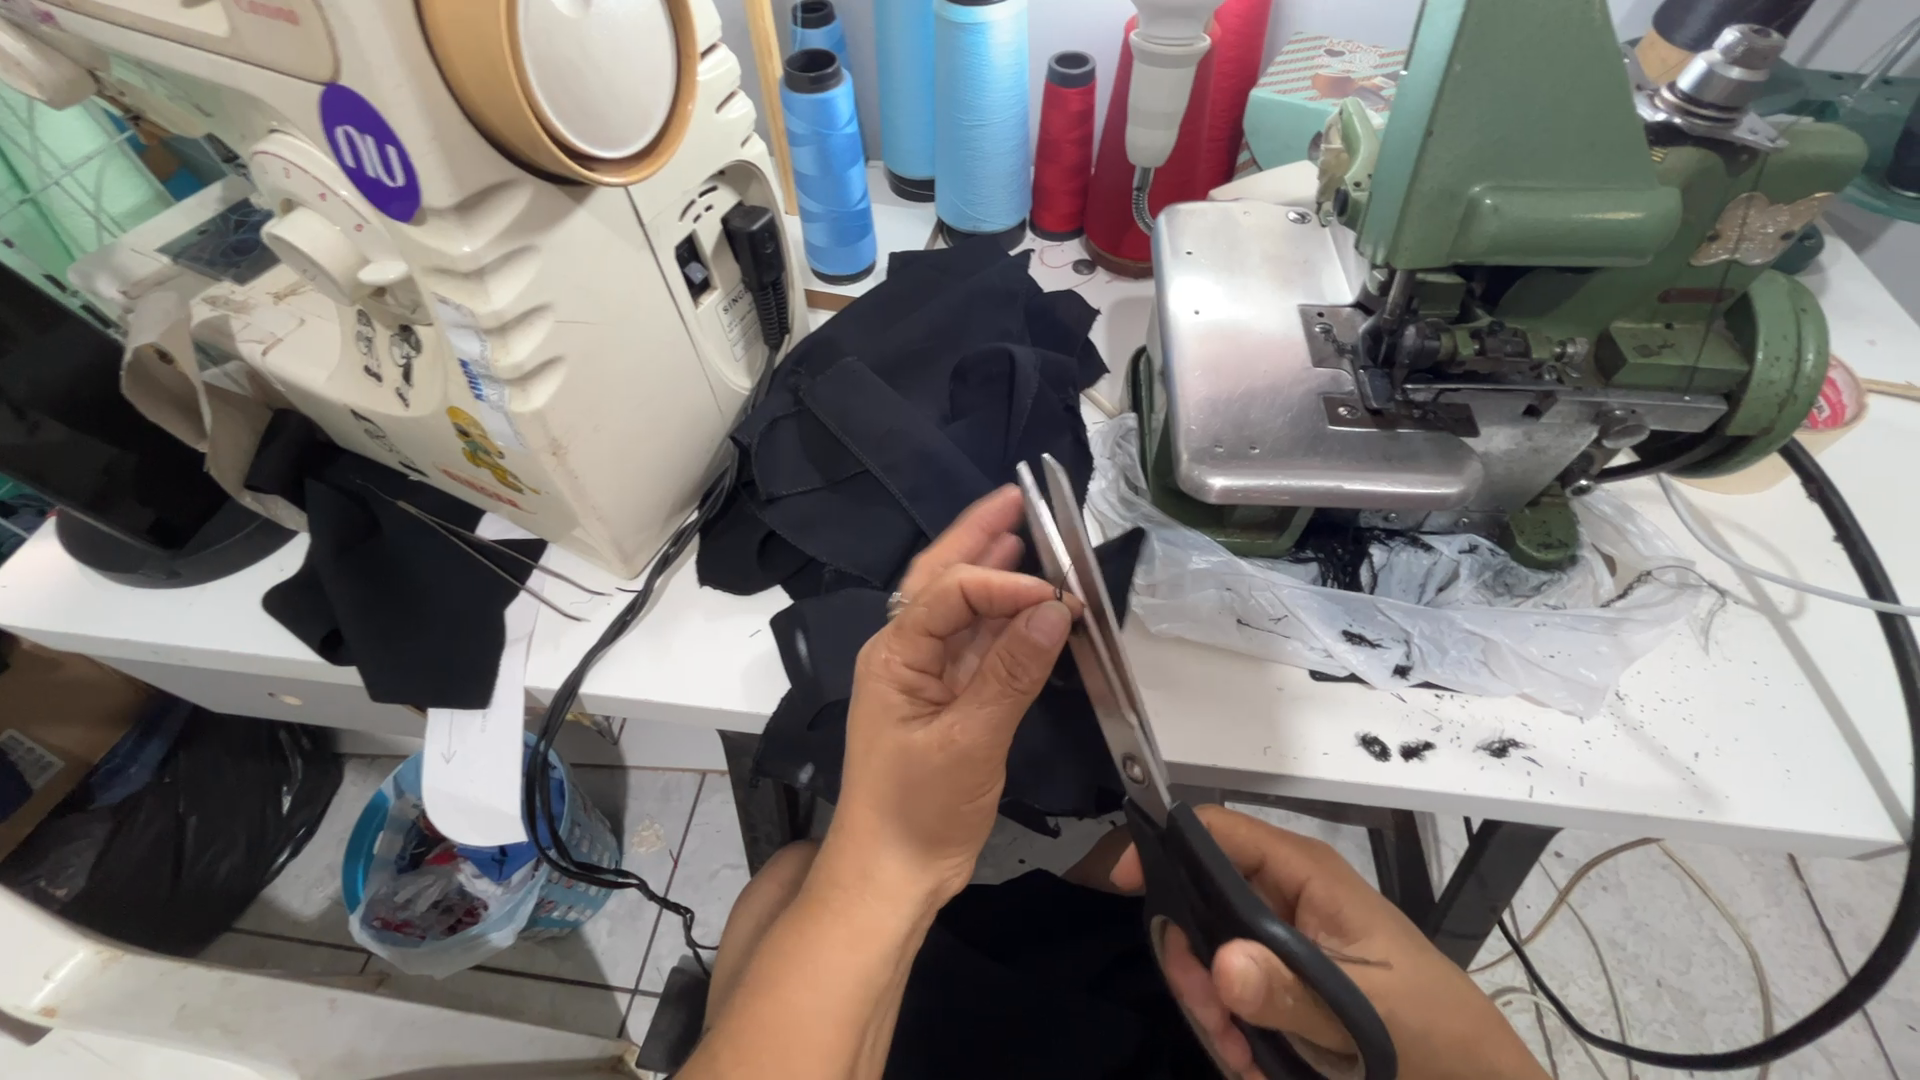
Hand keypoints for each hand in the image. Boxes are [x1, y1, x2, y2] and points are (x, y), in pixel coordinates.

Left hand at [827, 485, 1079, 904]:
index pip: (951, 593)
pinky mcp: (948, 697)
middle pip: (941, 578)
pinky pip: (978, 644)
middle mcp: (906, 651)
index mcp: (895, 654)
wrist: (893, 874)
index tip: (1056, 593)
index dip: (1002, 582)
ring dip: (992, 569)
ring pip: (960, 607)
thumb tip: (1058, 608)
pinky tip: (1026, 600)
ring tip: (1024, 530)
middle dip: (977, 535)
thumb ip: (1013, 672)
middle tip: (1017, 498)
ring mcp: (927, 674)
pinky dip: (1004, 618)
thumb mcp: (968, 741)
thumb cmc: (917, 811)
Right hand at [1113, 806, 1548, 1079]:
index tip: (1123, 883)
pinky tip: (1255, 1065)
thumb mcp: (1373, 1016)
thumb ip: (1294, 990)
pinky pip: (1225, 991)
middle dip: (1191, 960)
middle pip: (1195, 898)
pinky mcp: (1274, 979)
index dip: (1163, 843)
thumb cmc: (1438, 1033)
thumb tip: (1220, 964)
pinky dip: (1228, 1030)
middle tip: (1215, 1020)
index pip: (1214, 830)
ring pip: (1203, 950)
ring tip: (1243, 1059)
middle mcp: (1279, 895)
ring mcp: (1274, 938)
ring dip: (1210, 1007)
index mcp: (1302, 872)